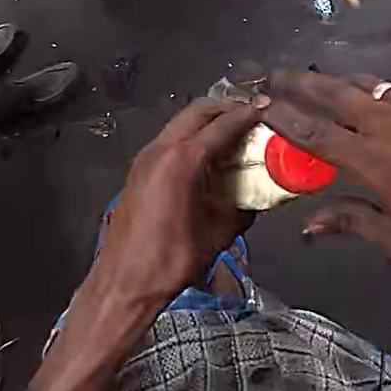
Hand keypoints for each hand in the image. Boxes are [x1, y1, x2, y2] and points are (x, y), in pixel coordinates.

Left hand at [92, 99, 261, 304]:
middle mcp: (161, 149)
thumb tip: (259, 198)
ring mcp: (146, 156)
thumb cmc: (171, 261)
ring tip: (233, 132)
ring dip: (208, 121)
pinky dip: (193, 135)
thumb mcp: (218, 234)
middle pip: (199, 110)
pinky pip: (171, 137)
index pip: (222, 125)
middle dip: (227, 108)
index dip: (248, 115)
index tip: (267, 109)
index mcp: (182, 161)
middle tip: (251, 116)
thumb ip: (242, 209)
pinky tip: (207, 154)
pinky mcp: (139, 167)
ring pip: (182, 121)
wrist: (124, 282)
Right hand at [264, 73, 390, 325]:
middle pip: (334, 94)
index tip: (260, 105)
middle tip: (275, 78)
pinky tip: (371, 99)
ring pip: (366, 86)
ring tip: (314, 80)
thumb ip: (355, 223)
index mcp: (378, 165)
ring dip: (335, 81)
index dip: (283, 117)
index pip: (316, 134)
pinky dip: (373, 92)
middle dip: (300, 84)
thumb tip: (310, 224)